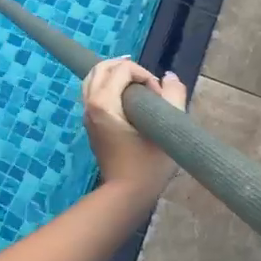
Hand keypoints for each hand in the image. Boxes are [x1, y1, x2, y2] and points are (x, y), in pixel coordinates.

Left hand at [81, 56, 187, 193]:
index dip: (143, 74)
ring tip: (137, 82)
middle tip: (148, 80)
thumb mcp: (167, 131)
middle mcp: (89, 105)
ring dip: (114, 74)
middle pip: (100, 68)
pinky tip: (127, 96)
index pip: (120, 70)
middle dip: (125, 67)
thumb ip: (173, 98)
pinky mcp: (90, 123)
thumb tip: (170, 77)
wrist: (126, 194)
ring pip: (92, 79)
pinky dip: (107, 85)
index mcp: (104, 104)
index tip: (159, 94)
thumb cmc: (148, 165)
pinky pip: (93, 92)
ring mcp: (86, 115)